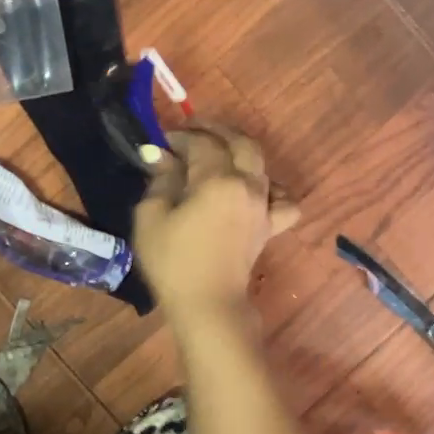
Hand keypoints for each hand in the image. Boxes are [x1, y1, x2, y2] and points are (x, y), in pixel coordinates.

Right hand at [133, 125, 298, 316]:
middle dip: (215, 132)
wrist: (206, 302)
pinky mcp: (270, 225)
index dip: (180, 136)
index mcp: (218, 180)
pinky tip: (252, 190)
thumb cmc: (171, 259)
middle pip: (241, 143)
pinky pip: (282, 197)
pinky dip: (270, 187)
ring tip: (217, 156)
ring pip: (262, 164)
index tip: (160, 141)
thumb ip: (160, 181)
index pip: (202, 143)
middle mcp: (248, 186)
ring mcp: (264, 205)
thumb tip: (163, 158)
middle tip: (190, 133)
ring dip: (239, 152)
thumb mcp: (151, 216)